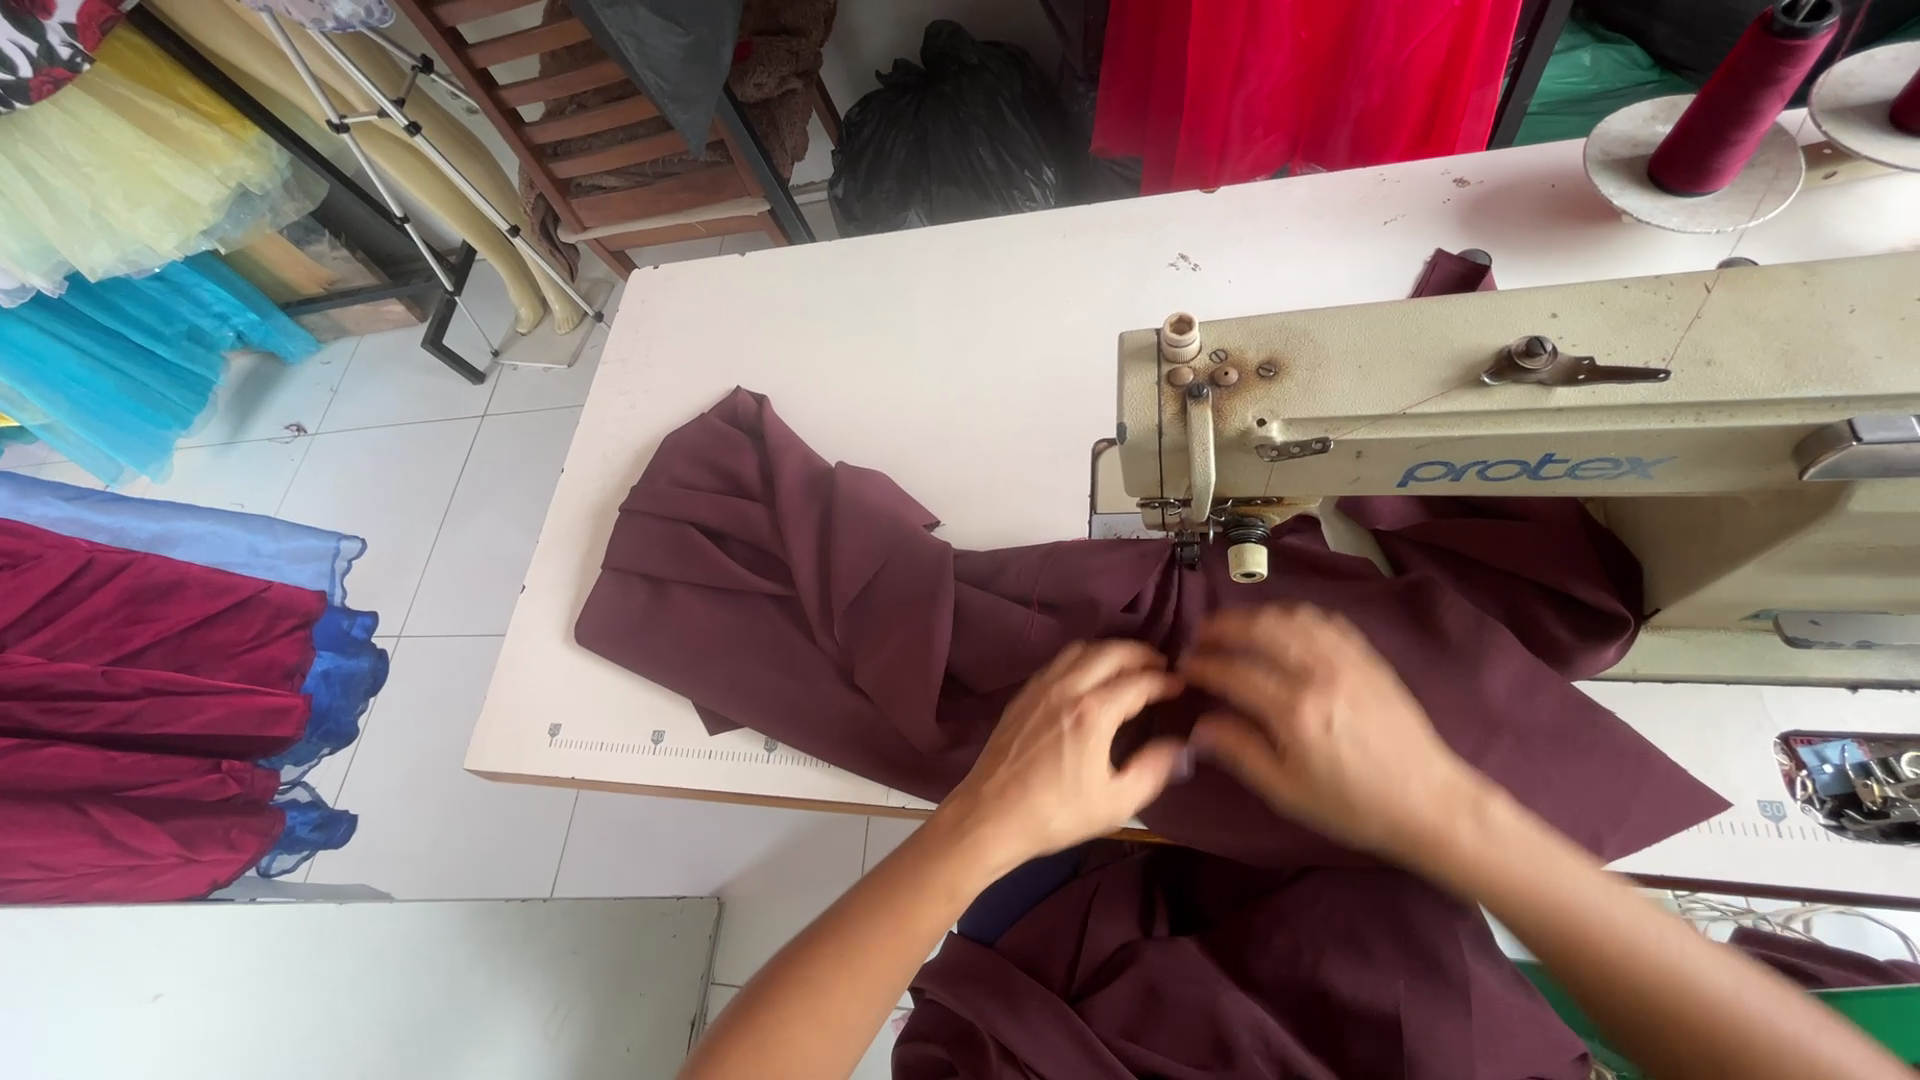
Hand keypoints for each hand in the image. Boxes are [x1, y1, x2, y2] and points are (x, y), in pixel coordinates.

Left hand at [936, 640, 1189, 876]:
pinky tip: (1089, 677)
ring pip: (1080, 649)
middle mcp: (1066, 688)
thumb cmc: (1056, 814)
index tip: (1181, 685)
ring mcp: (1040, 688)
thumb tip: (1179, 746)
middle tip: (1160, 666)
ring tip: (1128, 667)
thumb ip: (1153, 769)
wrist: (990, 816)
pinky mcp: (1022, 695)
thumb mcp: (1116, 802)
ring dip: (1109, 651)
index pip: (1139, 682)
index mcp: (1092, 712)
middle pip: (1110, 652)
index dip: (1165, 681)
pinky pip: (1058, 662)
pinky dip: (1082, 659)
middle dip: (1141, 654)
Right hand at [1178, 605, 1490, 861]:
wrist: (1430, 803)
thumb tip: (1200, 726)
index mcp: (1294, 712)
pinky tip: (1282, 627)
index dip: (1202, 665)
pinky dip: (1294, 616)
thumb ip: (1240, 751)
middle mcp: (1319, 675)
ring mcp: (1348, 661)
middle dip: (1222, 627)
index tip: (1184, 667)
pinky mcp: (1368, 658)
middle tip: (1202, 636)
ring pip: (1290, 616)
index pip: (1233, 672)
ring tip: (1235, 627)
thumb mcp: (1286, 791)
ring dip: (1255, 615)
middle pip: (1259, 629)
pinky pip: (1324, 620)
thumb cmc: (1352, 805)